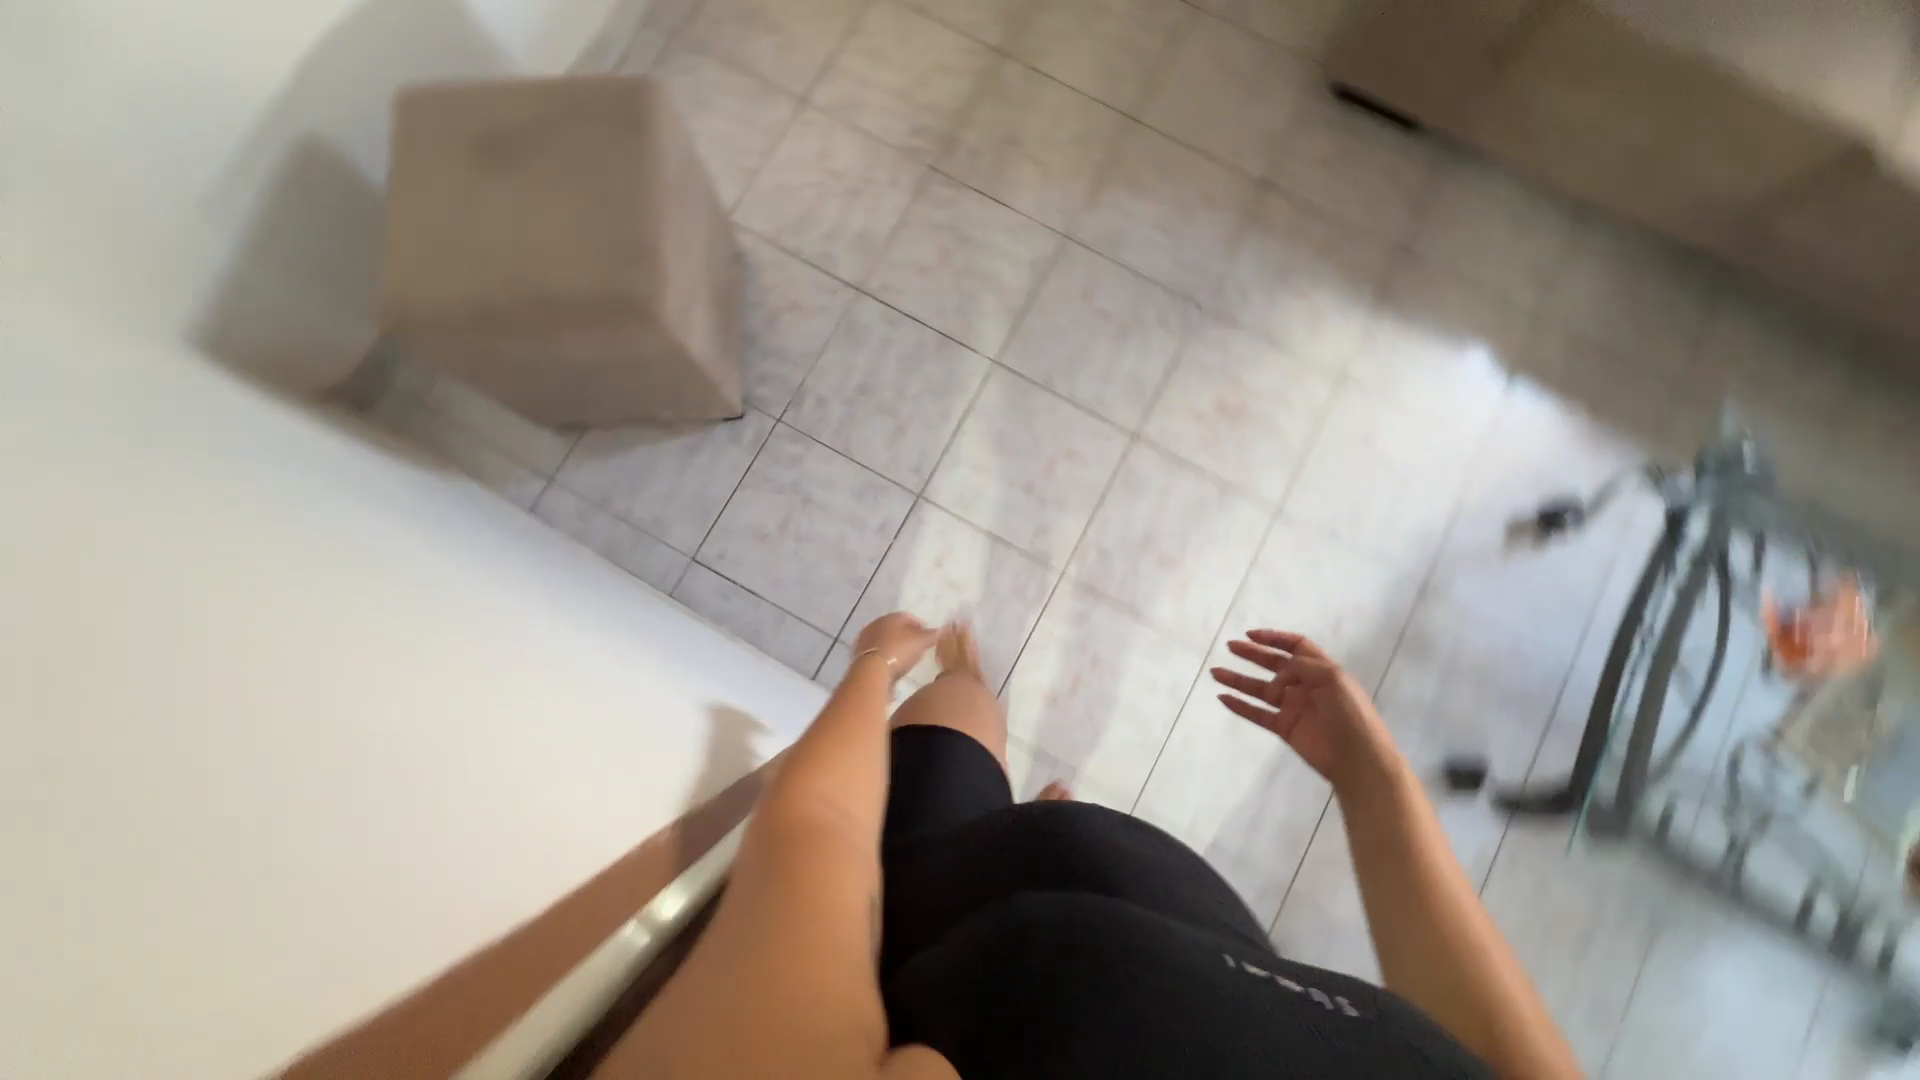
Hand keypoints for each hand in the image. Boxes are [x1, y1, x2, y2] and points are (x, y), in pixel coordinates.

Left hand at [853, 612, 934, 678]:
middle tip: (916, 644)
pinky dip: (885, 656)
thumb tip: (940, 630)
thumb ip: (931, 635)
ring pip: (883, 640)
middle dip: (905, 634)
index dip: (919, 624)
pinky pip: (877, 653)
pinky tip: (892, 665)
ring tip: (905, 657)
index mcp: (890, 617)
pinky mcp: (858, 656)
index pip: (907, 616)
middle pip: (893, 627)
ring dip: (894, 646)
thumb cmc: (898, 651)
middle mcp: (875, 624)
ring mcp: (864, 640)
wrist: (871, 671)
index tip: (927, 633)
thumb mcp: (920, 642)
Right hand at [1211, 630, 1397, 789]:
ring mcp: (1293, 707)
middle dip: (1251, 654)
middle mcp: (1305, 685)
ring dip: (1238, 680)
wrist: (1357, 758)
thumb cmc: (1351, 713)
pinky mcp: (1284, 728)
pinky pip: (1257, 714)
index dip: (1274, 638)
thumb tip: (1277, 675)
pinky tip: (1223, 698)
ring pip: (1259, 689)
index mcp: (1321, 670)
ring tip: (1215, 673)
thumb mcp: (1332, 678)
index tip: (1251, 635)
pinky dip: (1240, 706)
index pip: (1296, 646)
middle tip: (1230, 647)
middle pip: (1273, 664)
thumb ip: (1302, 667)